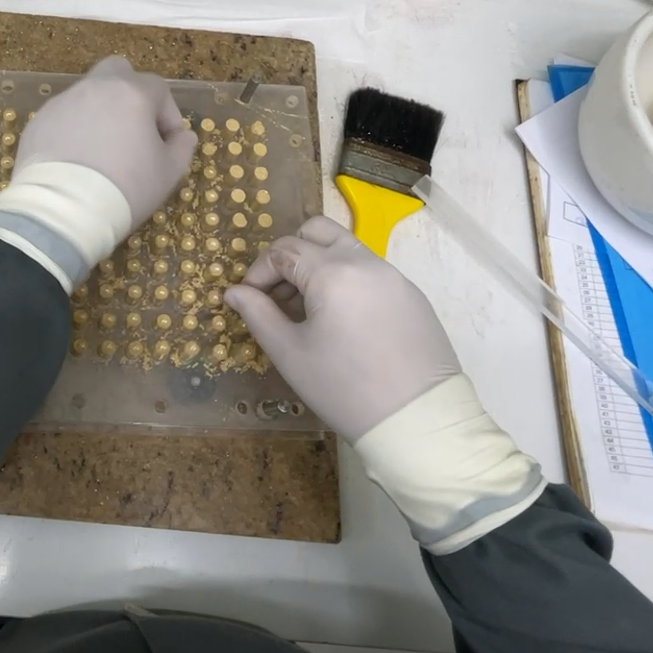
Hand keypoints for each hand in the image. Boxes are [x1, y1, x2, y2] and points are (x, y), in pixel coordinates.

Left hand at [15, 56, 196, 226]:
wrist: (64, 209)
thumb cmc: (126, 188)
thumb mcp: (168, 173)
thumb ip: (181, 147)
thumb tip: (182, 136)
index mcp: (132, 93)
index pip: (159, 89)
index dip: (168, 115)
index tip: (167, 144)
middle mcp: (95, 88)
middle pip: (117, 71)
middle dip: (130, 93)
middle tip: (134, 129)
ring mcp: (62, 103)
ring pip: (87, 95)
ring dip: (99, 114)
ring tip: (101, 152)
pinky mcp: (37, 123)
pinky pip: (62, 119)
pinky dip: (72, 132)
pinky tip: (74, 162)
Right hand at [223, 215, 460, 440]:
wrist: (419, 421)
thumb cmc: (344, 388)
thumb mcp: (290, 353)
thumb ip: (257, 314)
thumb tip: (233, 292)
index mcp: (333, 273)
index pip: (283, 251)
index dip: (258, 272)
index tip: (249, 300)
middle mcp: (365, 262)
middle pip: (317, 231)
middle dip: (290, 254)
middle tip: (279, 293)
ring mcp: (394, 276)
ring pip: (345, 248)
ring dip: (318, 265)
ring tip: (308, 309)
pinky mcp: (411, 295)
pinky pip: (369, 271)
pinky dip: (345, 280)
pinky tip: (342, 322)